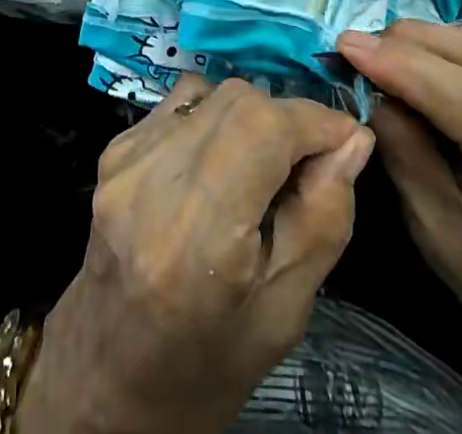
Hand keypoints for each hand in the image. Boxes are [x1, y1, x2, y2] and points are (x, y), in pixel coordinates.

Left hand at [19, 74, 374, 432]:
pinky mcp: (111, 150)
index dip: (315, 121)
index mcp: (195, 231)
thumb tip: (352, 138)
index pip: (262, 126)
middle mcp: (149, 178)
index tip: (347, 141)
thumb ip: (324, 215)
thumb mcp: (285, 308)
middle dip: (286, 118)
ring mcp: (123, 158)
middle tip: (307, 164)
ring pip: (207, 91)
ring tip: (260, 168)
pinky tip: (219, 166)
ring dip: (249, 117)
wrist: (109, 369)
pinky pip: (178, 106)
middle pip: (236, 99)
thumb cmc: (207, 360)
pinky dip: (213, 120)